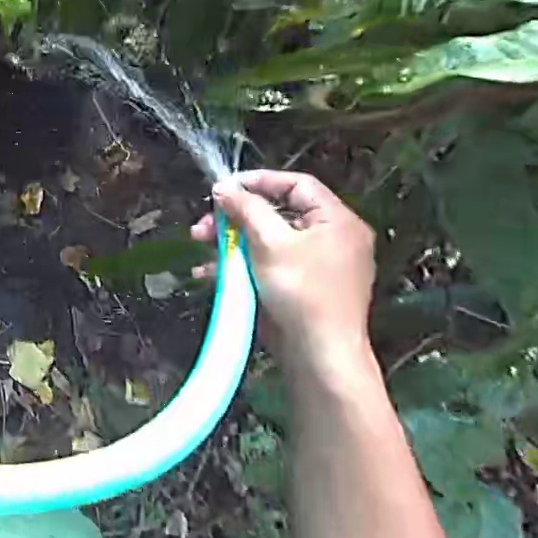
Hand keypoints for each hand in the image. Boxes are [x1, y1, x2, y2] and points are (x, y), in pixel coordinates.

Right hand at [191, 169, 375, 360]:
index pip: (296, 184)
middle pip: (277, 212)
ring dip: (231, 240)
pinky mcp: (302, 287)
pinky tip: (211, 272)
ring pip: (267, 239)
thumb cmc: (299, 291)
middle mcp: (332, 238)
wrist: (319, 355)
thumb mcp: (268, 242)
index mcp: (336, 221)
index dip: (258, 181)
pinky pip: (269, 264)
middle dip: (235, 216)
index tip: (224, 187)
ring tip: (201, 245)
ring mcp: (318, 264)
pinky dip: (241, 263)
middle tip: (205, 224)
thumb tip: (223, 187)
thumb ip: (246, 209)